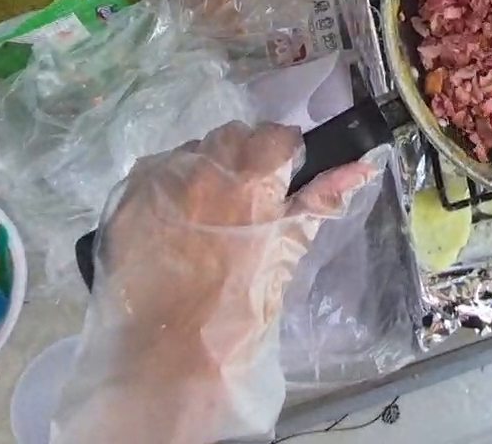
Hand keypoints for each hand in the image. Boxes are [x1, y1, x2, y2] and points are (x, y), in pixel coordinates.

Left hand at [52, 122, 373, 443]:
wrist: (171, 356)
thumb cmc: (243, 304)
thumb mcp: (290, 249)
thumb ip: (323, 199)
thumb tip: (362, 165)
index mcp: (255, 179)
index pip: (276, 134)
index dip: (284, 153)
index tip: (283, 175)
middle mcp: (208, 169)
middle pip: (233, 135)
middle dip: (245, 154)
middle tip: (246, 192)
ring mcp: (164, 182)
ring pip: (194, 149)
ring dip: (206, 166)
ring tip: (207, 206)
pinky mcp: (128, 201)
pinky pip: (154, 169)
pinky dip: (168, 182)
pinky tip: (173, 215)